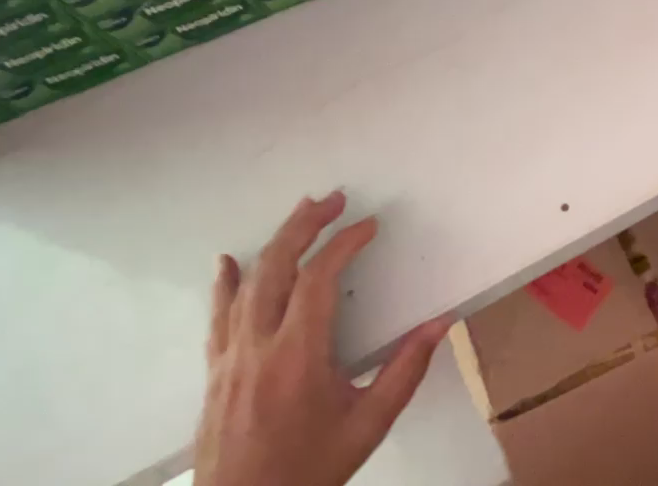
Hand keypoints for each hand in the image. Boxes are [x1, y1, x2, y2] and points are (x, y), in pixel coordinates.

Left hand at [196, 193, 450, 485]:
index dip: (345, 243)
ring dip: (276, 242)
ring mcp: (229, 357)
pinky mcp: (215, 371)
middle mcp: (258, 346)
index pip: (319, 278)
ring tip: (300, 213)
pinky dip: (226, 283)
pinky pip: (218, 316)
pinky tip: (228, 262)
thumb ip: (406, 370)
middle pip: (277, 267)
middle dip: (306, 225)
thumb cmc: (310, 468)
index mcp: (298, 355)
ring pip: (247, 284)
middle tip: (334, 199)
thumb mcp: (369, 425)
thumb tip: (442, 322)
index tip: (369, 226)